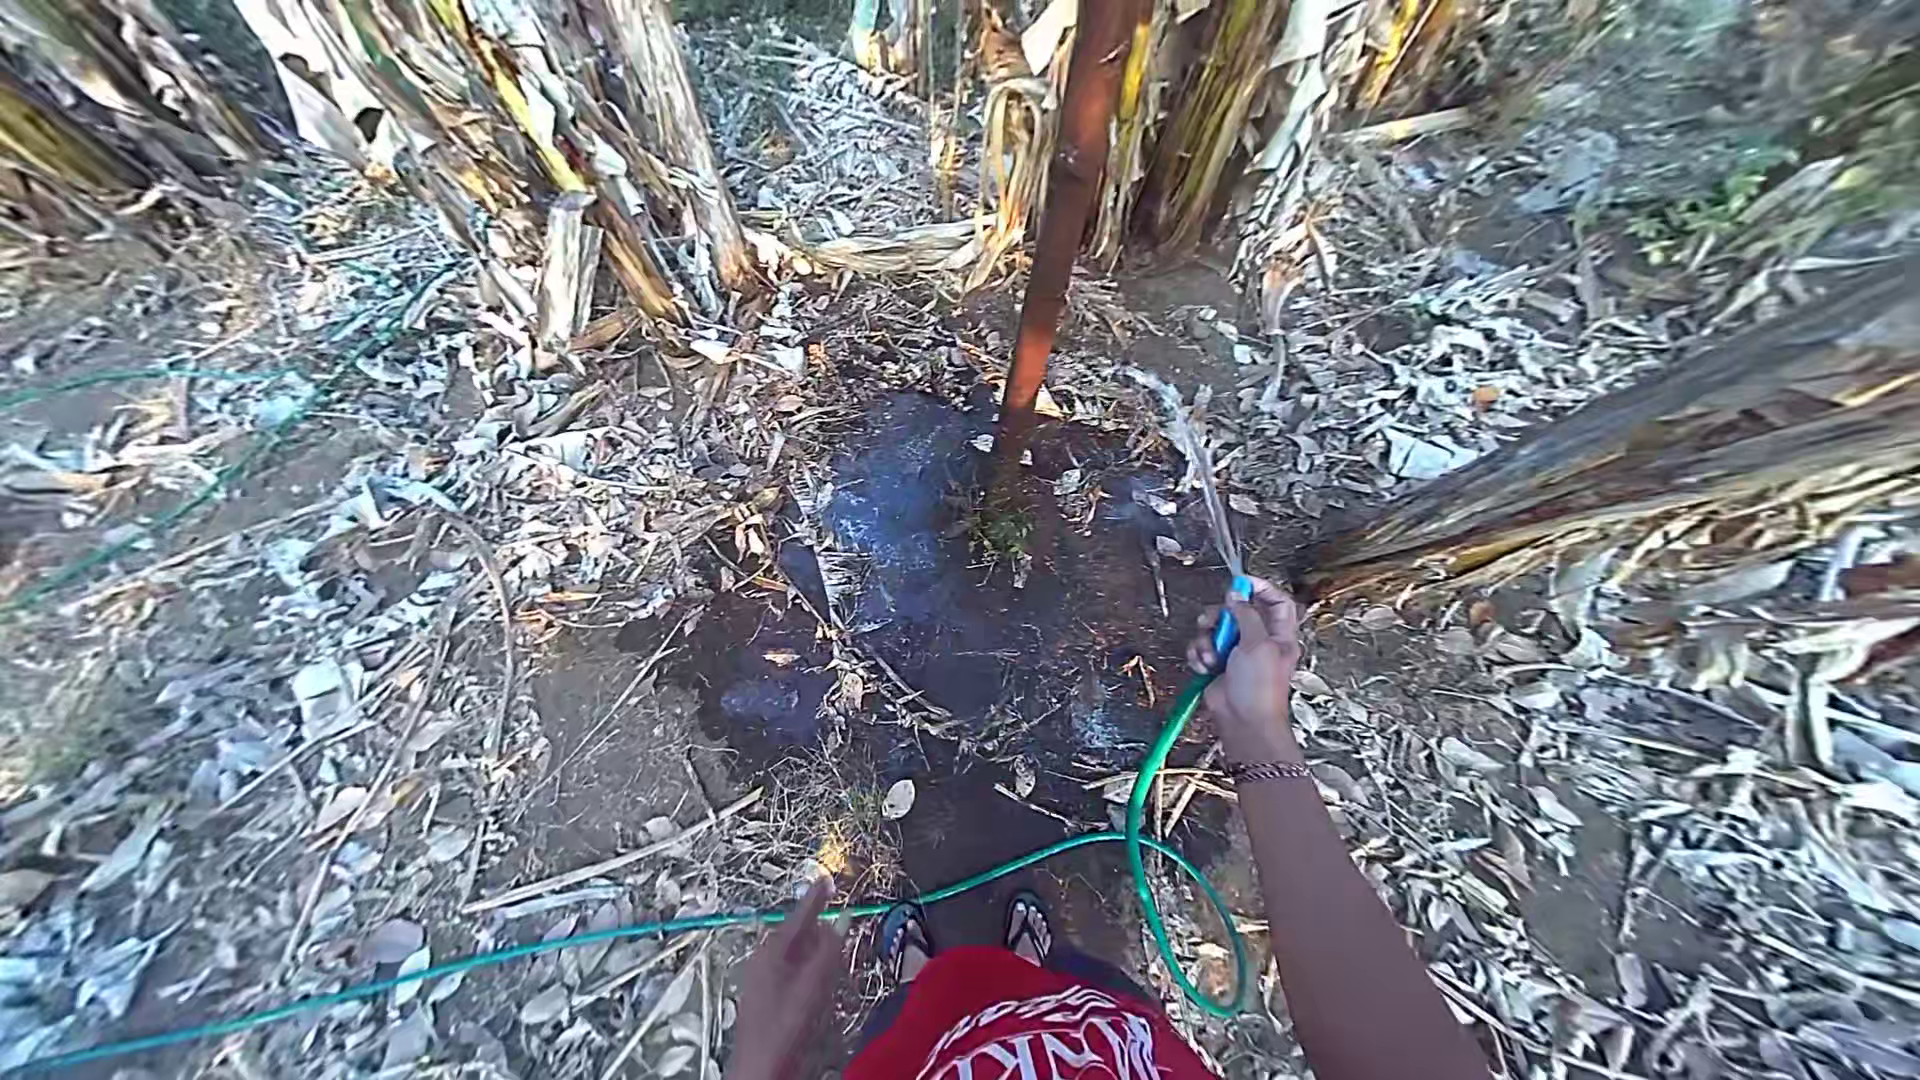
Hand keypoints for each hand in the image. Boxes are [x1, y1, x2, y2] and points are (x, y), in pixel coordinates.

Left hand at [726, 877, 845, 1079]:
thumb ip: (829, 949)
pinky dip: (806, 966)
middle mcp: (763, 958)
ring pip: (794, 952)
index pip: (799, 914)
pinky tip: (817, 979)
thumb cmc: (784, 1029)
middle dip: (818, 926)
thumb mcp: (813, 986)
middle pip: (796, 932)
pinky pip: (790, 969)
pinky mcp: (764, 997)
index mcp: (772, 949)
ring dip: (814, 949)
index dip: (816, 896)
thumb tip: (843, 918)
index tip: (827, 877)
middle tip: (837, 919)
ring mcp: (761, 978)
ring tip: (832, 950)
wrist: (758, 1077)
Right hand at [1186, 576, 1302, 764]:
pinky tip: (1205, 667)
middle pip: (1237, 612)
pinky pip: (1201, 647)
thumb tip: (1236, 595)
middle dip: (1220, 617)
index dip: (1260, 588)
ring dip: (1206, 641)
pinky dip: (1199, 655)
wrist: (1243, 721)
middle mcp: (1258, 641)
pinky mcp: (1216, 663)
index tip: (1240, 582)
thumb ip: (1246, 615)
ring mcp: (1236, 652)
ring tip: (1210, 656)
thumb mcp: (1257, 644)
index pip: (1276, 602)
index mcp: (1278, 635)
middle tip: (1212, 623)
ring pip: (1214, 629)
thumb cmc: (1259, 688)